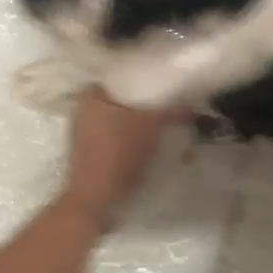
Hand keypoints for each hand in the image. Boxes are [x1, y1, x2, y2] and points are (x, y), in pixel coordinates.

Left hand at [62, 87, 183, 217]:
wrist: (96, 197)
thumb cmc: (120, 153)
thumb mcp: (151, 128)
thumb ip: (171, 111)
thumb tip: (190, 103)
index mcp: (90, 95)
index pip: (117, 75)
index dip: (140, 77)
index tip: (162, 82)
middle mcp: (81, 109)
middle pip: (117, 98)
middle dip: (139, 101)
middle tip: (166, 102)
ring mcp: (81, 132)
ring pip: (115, 118)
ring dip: (135, 121)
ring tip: (162, 121)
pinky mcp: (87, 151)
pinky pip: (111, 135)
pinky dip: (127, 136)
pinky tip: (147, 142)